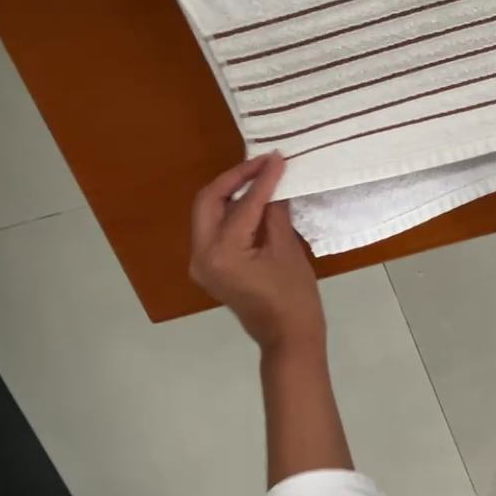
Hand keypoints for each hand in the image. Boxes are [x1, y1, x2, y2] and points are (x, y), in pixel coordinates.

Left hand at [189, 153, 324, 353]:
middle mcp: (201, 255)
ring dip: (231, 192)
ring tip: (260, 175)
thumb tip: (276, 185)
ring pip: (208, 214)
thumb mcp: (287, 251)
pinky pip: (216, 229)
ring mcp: (202, 263)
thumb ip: (276, 214)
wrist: (288, 337)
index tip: (277, 159)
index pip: (242, 204)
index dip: (261, 179)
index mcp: (221, 252)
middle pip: (208, 202)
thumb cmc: (294, 297)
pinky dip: (233, 211)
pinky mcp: (211, 267)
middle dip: (234, 179)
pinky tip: (255, 200)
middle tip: (262, 163)